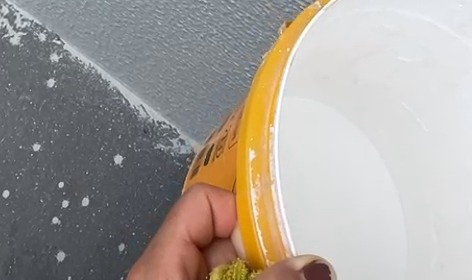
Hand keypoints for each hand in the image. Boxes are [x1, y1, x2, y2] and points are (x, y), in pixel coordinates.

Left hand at [127, 185, 334, 279]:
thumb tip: (312, 265)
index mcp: (159, 264)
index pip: (205, 201)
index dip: (243, 210)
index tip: (277, 230)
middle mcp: (170, 273)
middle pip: (227, 234)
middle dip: (266, 244)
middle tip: (298, 261)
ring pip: (238, 265)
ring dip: (271, 269)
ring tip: (301, 272)